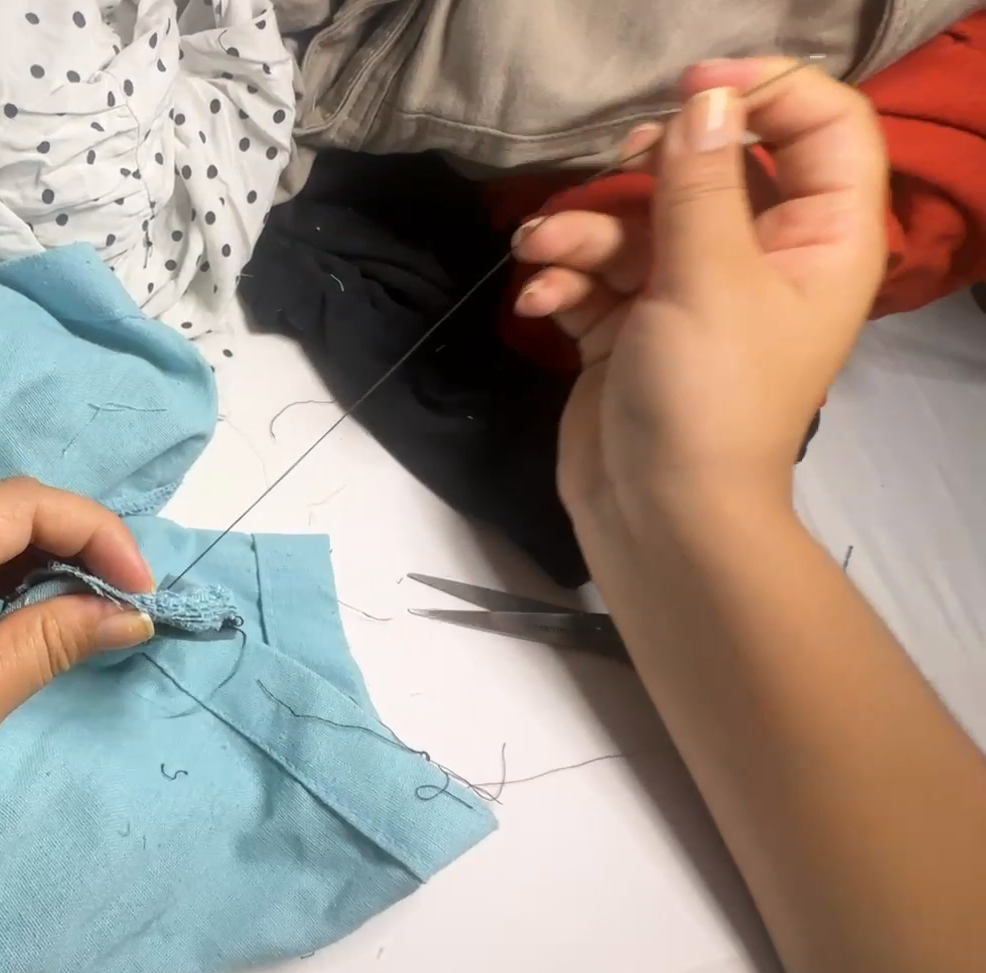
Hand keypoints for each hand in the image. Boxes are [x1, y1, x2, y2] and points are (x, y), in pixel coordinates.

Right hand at [511, 59, 889, 520]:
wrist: (653, 502)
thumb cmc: (707, 393)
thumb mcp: (706, 281)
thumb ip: (699, 188)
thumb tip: (703, 100)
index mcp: (816, 236)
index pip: (815, 131)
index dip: (760, 96)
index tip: (684, 91)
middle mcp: (751, 257)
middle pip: (700, 178)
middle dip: (639, 176)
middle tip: (601, 172)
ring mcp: (679, 296)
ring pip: (628, 231)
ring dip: (577, 236)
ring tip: (538, 254)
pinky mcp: (621, 331)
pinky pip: (589, 283)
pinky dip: (559, 285)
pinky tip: (537, 302)